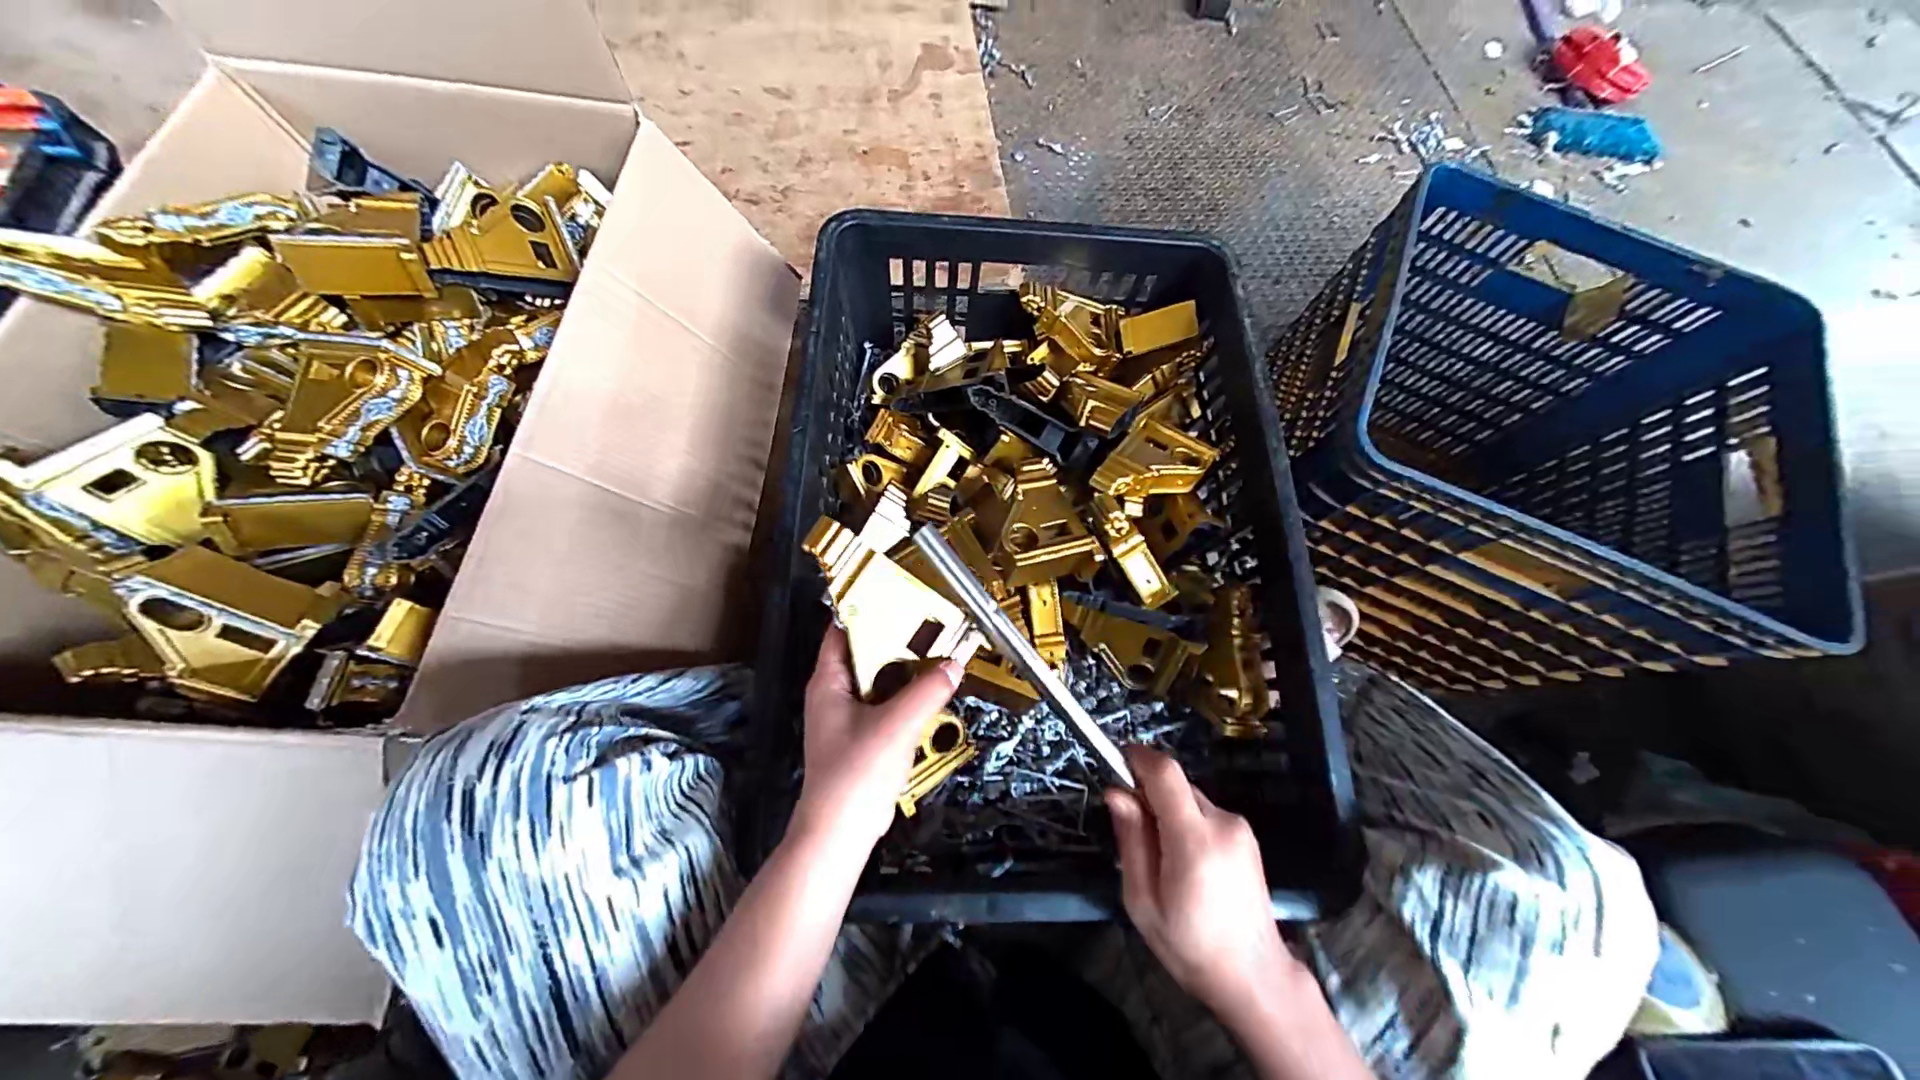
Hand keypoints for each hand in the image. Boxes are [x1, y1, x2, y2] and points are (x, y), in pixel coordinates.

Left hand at [793, 626, 962, 850]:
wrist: (840, 833)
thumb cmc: (856, 773)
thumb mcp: (896, 725)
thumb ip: (928, 692)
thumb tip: (955, 665)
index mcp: (828, 681)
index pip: (842, 630)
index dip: (868, 610)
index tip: (901, 596)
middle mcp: (834, 694)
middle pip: (866, 653)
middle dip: (897, 640)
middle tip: (931, 626)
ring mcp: (847, 717)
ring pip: (880, 681)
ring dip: (906, 671)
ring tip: (937, 654)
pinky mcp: (863, 738)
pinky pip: (887, 706)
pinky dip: (907, 697)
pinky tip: (932, 694)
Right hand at [1105, 745, 1305, 1027]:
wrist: (1254, 978)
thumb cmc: (1189, 945)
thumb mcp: (1142, 899)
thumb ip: (1131, 839)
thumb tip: (1116, 792)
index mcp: (1194, 839)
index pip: (1165, 772)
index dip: (1138, 757)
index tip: (1115, 760)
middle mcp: (1222, 823)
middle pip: (1176, 784)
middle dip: (1148, 794)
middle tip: (1131, 829)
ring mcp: (1240, 828)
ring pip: (1190, 797)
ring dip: (1167, 810)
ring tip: (1160, 856)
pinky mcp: (1247, 836)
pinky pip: (1205, 812)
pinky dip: (1187, 821)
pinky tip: (1184, 861)